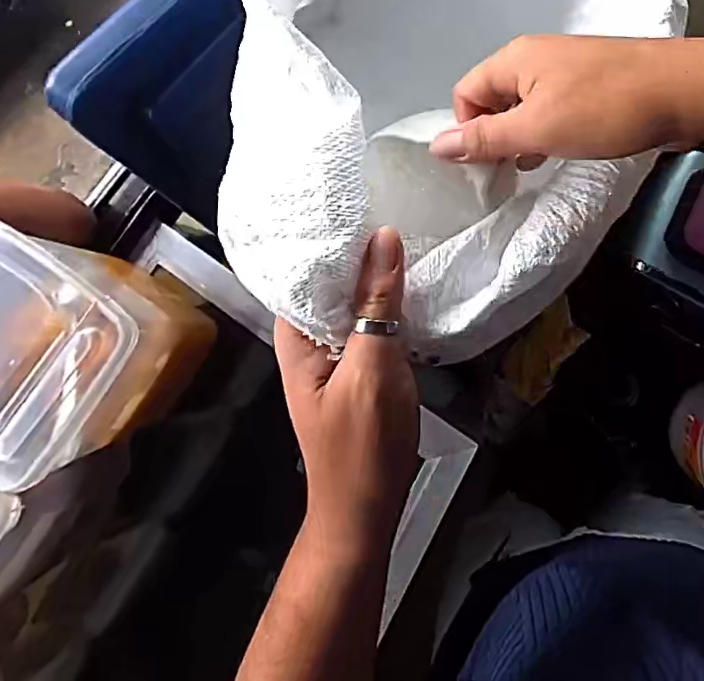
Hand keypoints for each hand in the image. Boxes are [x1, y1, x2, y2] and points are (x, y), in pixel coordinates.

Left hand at [275, 227, 420, 555]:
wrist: (368, 507)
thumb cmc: (362, 444)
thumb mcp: (372, 367)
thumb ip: (377, 304)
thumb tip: (384, 238)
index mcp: (296, 336)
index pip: (303, 269)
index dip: (327, 234)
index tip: (353, 196)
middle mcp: (309, 337)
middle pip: (329, 280)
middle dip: (354, 247)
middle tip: (384, 199)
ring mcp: (334, 351)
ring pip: (351, 297)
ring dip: (373, 270)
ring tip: (399, 226)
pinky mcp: (359, 361)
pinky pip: (369, 317)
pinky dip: (385, 297)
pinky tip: (407, 277)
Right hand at [430, 35, 703, 164]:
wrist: (684, 90)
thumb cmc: (605, 109)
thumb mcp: (537, 129)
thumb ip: (486, 138)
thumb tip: (436, 146)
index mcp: (514, 59)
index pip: (466, 93)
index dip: (468, 129)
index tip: (489, 162)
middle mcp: (535, 57)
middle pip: (494, 98)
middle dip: (495, 134)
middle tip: (512, 168)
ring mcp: (567, 68)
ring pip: (526, 105)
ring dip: (524, 135)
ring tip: (537, 163)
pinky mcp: (592, 83)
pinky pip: (555, 107)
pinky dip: (550, 129)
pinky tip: (563, 150)